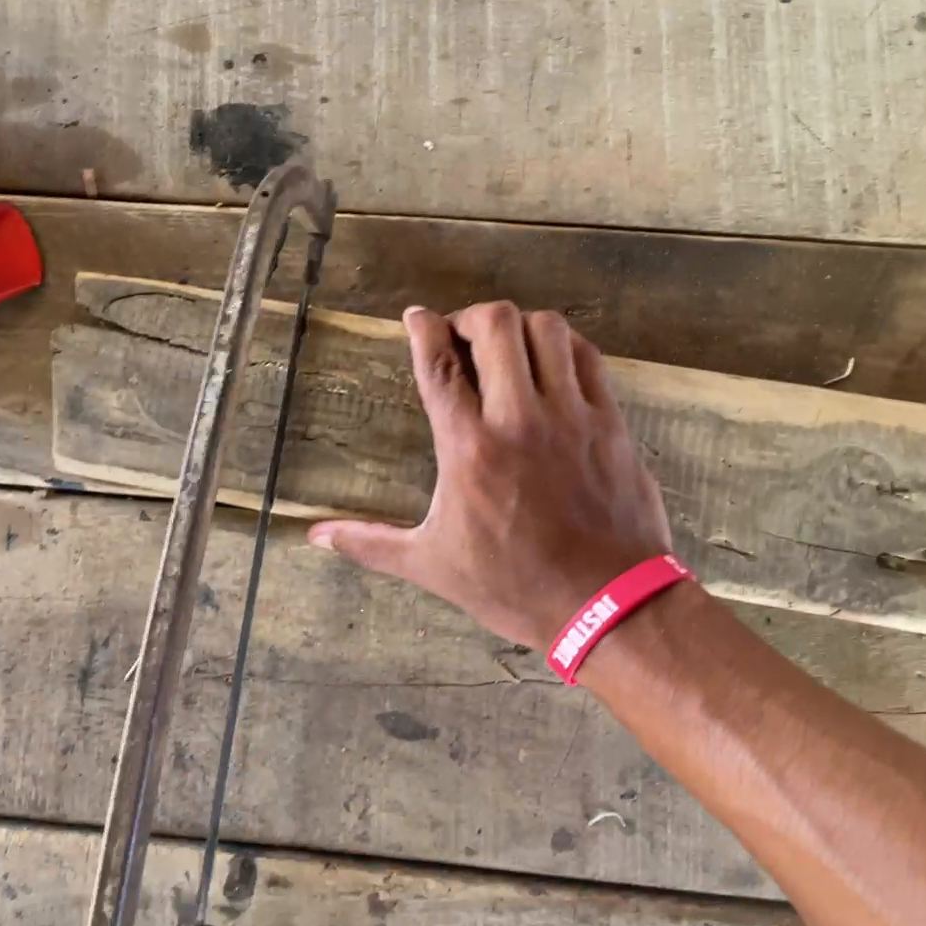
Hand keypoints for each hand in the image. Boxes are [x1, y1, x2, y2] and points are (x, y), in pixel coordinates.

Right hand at [308, 303, 673, 649]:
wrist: (610, 608)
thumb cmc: (515, 586)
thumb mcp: (433, 565)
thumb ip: (370, 542)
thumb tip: (315, 536)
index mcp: (469, 449)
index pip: (439, 364)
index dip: (422, 327)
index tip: (415, 317)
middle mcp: (519, 419)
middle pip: (496, 325)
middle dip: (470, 318)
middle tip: (461, 338)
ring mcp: (571, 416)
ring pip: (547, 330)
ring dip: (519, 326)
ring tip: (507, 348)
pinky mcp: (610, 423)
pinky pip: (588, 357)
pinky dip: (565, 346)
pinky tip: (551, 364)